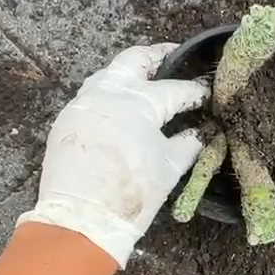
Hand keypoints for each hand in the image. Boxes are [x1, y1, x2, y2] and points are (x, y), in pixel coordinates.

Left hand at [16, 44, 208, 266]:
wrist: (84, 218)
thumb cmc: (133, 193)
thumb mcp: (170, 168)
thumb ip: (188, 143)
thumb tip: (200, 133)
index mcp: (138, 103)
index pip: (174, 89)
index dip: (194, 91)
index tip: (206, 92)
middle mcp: (108, 93)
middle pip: (134, 60)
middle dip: (157, 56)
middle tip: (174, 57)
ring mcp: (84, 103)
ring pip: (109, 74)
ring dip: (129, 73)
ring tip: (147, 79)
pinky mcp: (68, 119)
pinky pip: (93, 96)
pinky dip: (111, 94)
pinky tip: (122, 106)